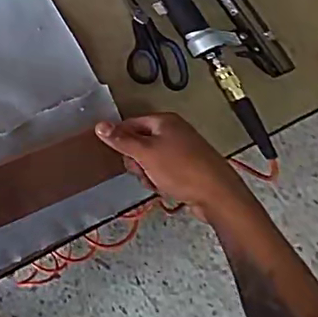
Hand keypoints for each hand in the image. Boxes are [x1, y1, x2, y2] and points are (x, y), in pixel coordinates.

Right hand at [95, 114, 260, 222]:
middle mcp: (174, 131)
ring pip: (150, 160)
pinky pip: (163, 171)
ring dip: (148, 174)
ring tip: (158, 181)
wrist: (216, 194)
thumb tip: (101, 126)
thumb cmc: (184, 170)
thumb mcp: (145, 154)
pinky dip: (160, 181)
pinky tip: (167, 188)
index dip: (122, 140)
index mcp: (164, 122)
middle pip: (139, 143)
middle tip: (144, 170)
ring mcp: (182, 150)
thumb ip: (122, 140)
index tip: (120, 155)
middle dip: (137, 162)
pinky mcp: (187, 167)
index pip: (130, 124)